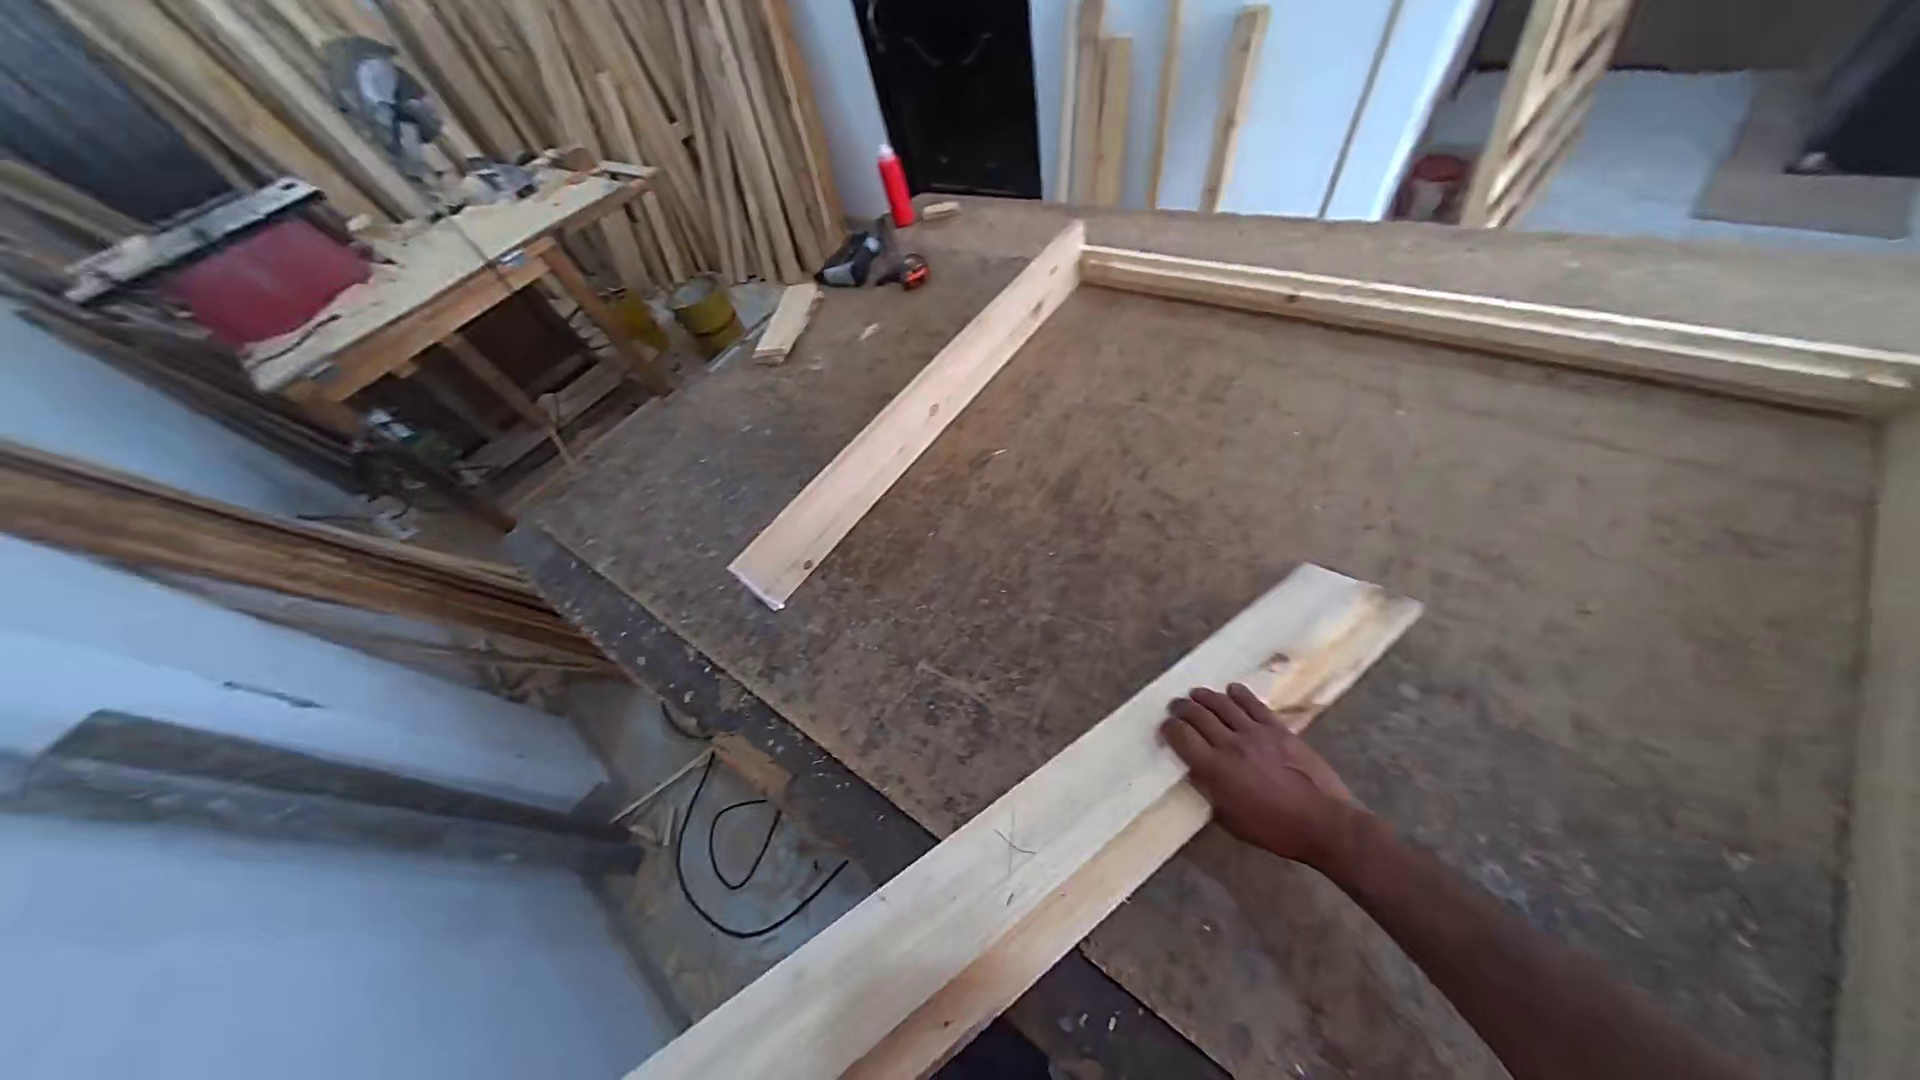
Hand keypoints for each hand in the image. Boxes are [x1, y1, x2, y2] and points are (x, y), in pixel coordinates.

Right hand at [1161, 683, 1357, 866]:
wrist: (1324, 823)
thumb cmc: (1275, 829)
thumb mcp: (1230, 819)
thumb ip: (1209, 791)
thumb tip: (1195, 770)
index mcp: (1215, 769)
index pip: (1181, 737)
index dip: (1169, 728)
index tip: (1165, 726)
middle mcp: (1230, 745)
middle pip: (1198, 715)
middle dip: (1182, 708)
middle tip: (1176, 706)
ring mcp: (1256, 733)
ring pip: (1222, 704)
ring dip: (1205, 696)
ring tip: (1196, 694)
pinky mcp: (1278, 729)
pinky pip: (1254, 705)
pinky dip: (1239, 694)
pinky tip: (1231, 689)